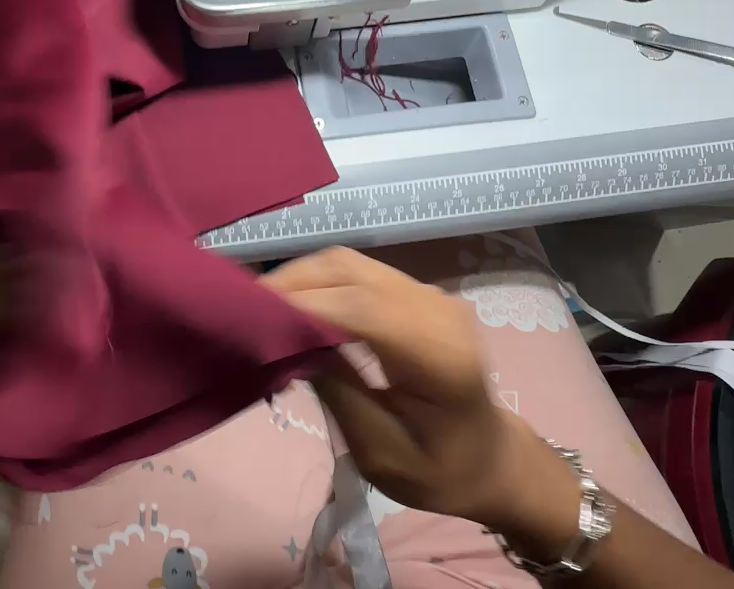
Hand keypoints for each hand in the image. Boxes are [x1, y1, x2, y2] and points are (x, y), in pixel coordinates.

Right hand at [261, 247, 579, 542]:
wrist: (489, 458)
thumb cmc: (439, 471)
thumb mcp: (381, 452)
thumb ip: (338, 391)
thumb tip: (288, 342)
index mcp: (439, 354)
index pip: (361, 307)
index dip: (302, 303)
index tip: (251, 315)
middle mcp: (436, 308)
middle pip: (350, 269)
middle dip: (292, 281)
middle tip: (245, 309)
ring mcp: (428, 292)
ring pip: (349, 262)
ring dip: (302, 277)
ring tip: (263, 307)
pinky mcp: (416, 290)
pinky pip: (358, 270)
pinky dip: (319, 281)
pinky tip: (295, 304)